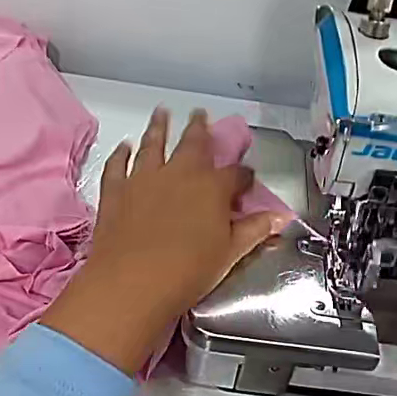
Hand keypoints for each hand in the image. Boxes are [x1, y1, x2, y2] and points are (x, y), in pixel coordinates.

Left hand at [41, 108, 285, 374]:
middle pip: (193, 144)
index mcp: (212, 188)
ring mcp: (144, 179)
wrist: (132, 283)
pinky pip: (118, 166)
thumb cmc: (189, 271)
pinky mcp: (116, 191)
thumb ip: (255, 231)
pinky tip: (124, 147)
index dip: (243, 176)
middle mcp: (179, 173)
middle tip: (199, 112)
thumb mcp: (230, 254)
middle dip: (199, 128)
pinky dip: (121, 154)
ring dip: (159, 127)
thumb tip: (280, 218)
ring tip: (162, 112)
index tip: (246, 179)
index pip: (235, 175)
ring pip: (154, 144)